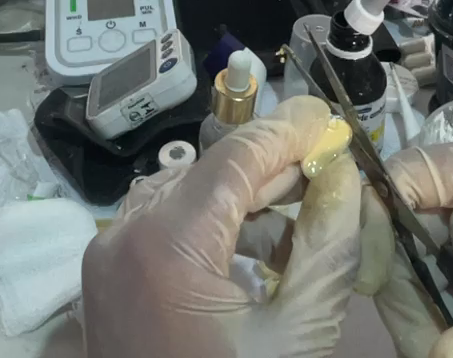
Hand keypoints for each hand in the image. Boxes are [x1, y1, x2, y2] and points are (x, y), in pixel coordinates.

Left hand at [81, 95, 364, 357]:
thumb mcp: (299, 336)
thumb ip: (327, 244)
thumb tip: (344, 177)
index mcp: (163, 245)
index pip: (234, 159)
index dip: (287, 131)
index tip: (329, 116)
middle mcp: (122, 236)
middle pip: (209, 175)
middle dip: (272, 165)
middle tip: (328, 156)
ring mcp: (107, 260)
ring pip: (188, 197)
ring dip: (246, 196)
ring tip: (305, 199)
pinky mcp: (107, 283)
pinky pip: (167, 229)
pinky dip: (215, 228)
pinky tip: (264, 243)